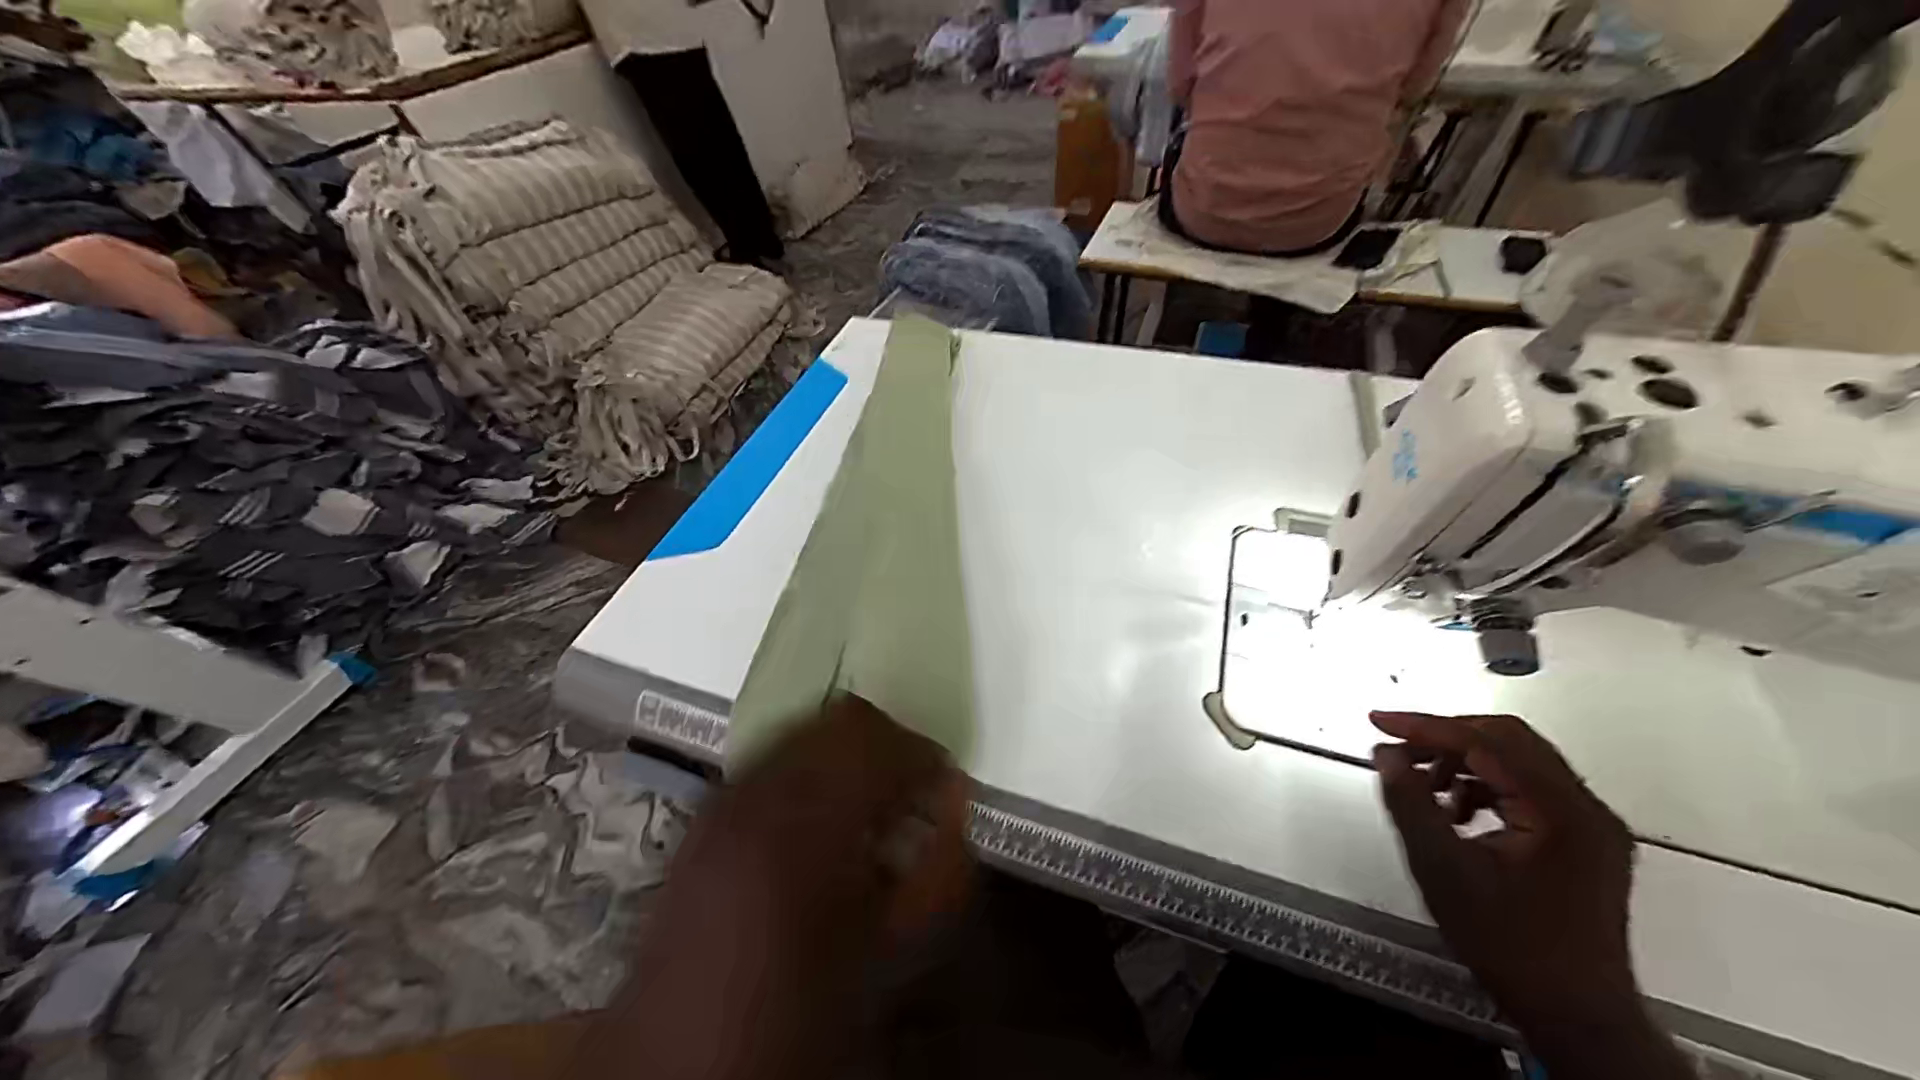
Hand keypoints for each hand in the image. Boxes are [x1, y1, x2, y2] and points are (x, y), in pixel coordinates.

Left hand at [577, 696, 972, 1079]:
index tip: (943, 783)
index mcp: (808, 819)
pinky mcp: (706, 813)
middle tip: (912, 789)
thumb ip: (941, 867)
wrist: (690, 1059)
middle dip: (888, 745)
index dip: (921, 751)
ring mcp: (725, 797)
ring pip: (805, 731)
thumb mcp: (892, 947)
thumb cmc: (803, 1005)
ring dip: (847, 755)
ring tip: (868, 805)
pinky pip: (772, 760)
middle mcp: (759, 790)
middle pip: (840, 719)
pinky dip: (809, 770)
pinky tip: (818, 820)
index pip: (880, 737)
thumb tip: (957, 799)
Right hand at [1370, 711, 1680, 1074]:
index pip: (1487, 742)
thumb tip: (1386, 754)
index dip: (1426, 726)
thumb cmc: (1511, 946)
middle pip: (1508, 740)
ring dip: (1462, 761)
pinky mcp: (1582, 840)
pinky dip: (1482, 785)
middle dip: (1444, 737)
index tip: (1380, 721)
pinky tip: (1453, 810)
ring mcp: (1589, 826)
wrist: (1576, 1016)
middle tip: (1397, 746)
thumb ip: (1410, 802)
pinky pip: (1526, 787)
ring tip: (1422, 785)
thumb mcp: (1443, 869)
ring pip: (1517, 761)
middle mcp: (1586, 810)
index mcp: (1562, 813)